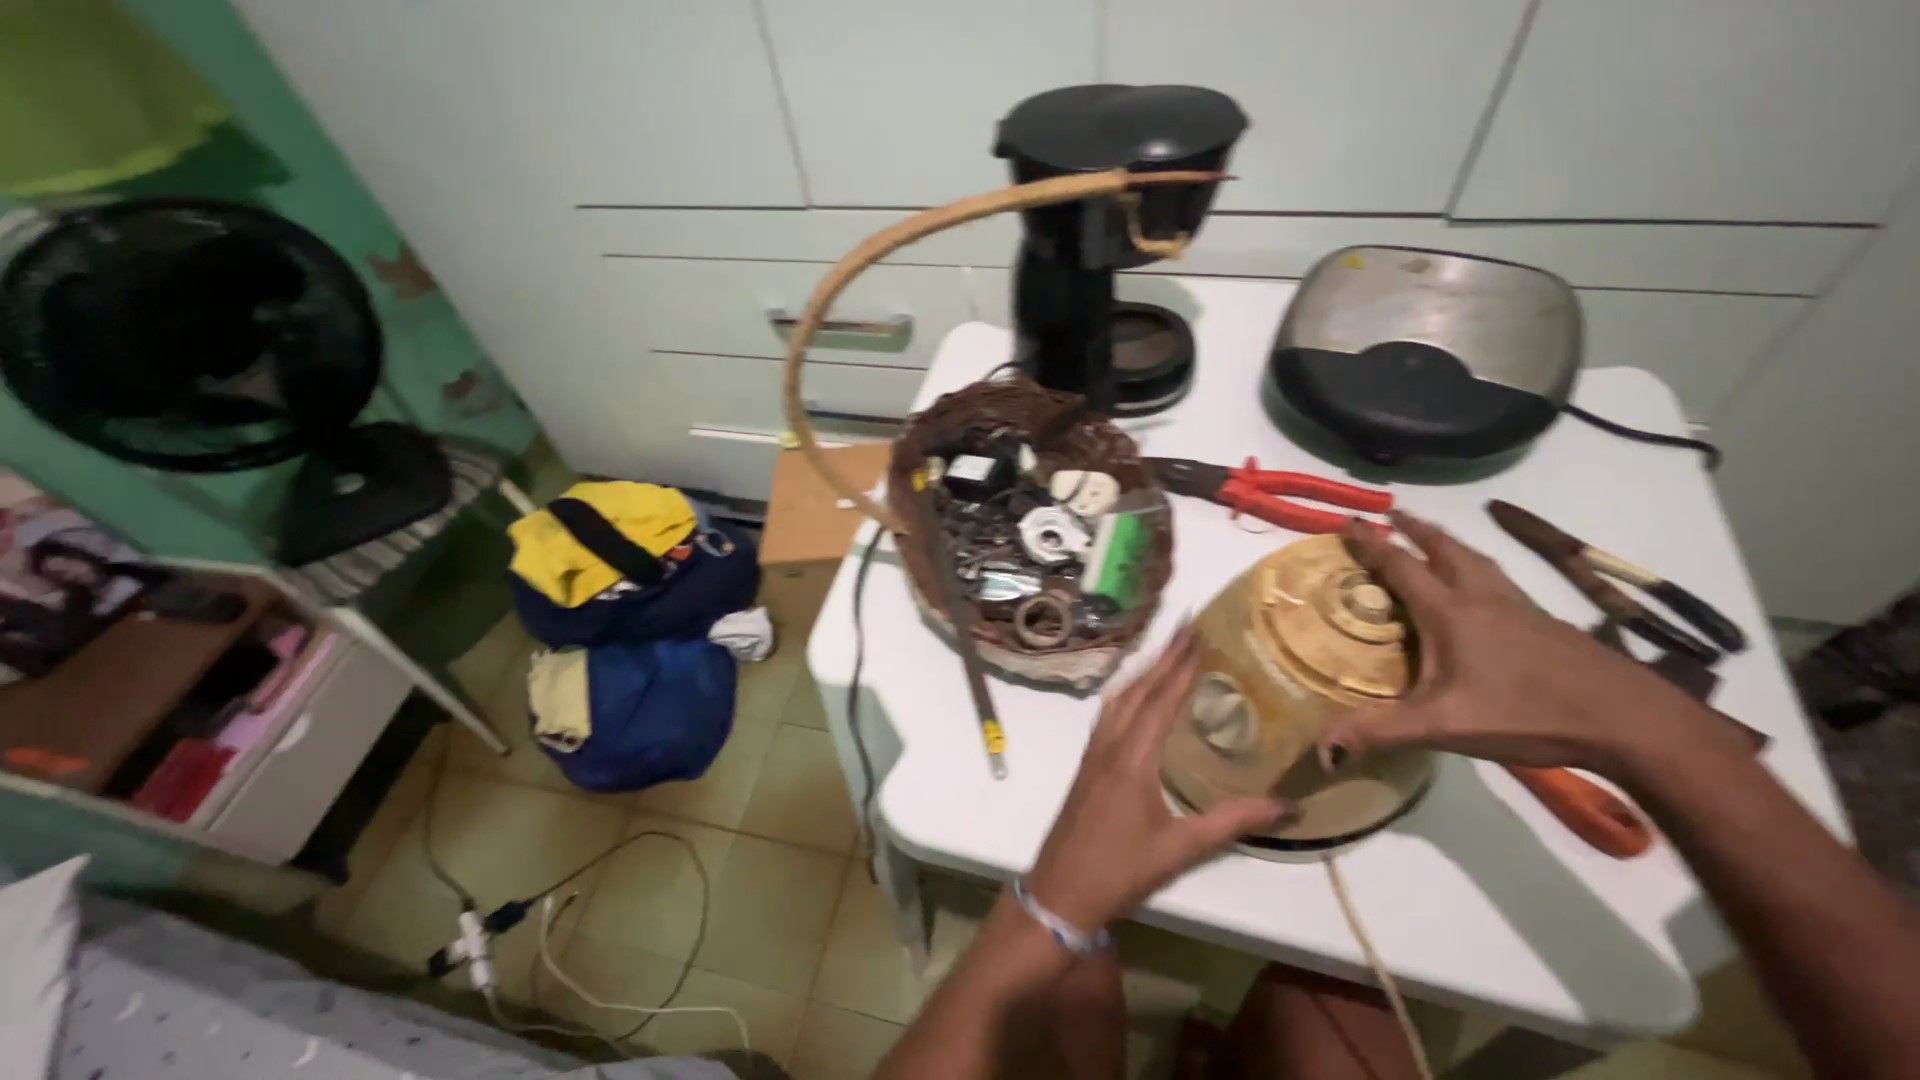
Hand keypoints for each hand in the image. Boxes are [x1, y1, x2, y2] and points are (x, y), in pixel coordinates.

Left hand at [1025, 627, 1294, 929]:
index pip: (1161, 700)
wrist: (1060, 891)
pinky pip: (1107, 713)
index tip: (1199, 634)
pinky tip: (1135, 693)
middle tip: (1186, 624)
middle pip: (1138, 690)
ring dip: (1143, 670)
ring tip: (1166, 648)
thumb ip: (1233, 822)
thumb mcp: (1182, 849)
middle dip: (1163, 656)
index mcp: (1133, 758)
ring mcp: (1093, 753)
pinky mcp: (1086, 764)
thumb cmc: (1121, 870)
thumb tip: (1289, 807)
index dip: (1182, 666)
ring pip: (1118, 698)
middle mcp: (1110, 745)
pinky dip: (1126, 692)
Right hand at [1317, 512, 1747, 781]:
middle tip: (1394, 514)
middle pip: (1445, 549)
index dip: (1371, 544)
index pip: (1402, 567)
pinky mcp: (1545, 623)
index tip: (1348, 521)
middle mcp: (1483, 599)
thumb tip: (1321, 749)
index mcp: (1451, 613)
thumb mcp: (1443, 726)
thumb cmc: (1526, 715)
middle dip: (1416, 529)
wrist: (1627, 720)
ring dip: (1449, 543)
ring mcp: (1519, 607)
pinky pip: (1500, 579)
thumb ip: (1380, 732)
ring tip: (1434, 538)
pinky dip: (1477, 567)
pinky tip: (1484, 587)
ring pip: (1478, 560)